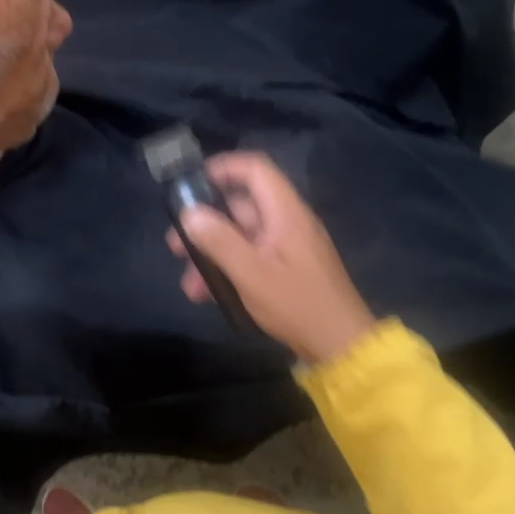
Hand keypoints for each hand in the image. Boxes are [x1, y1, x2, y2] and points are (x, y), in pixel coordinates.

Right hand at [166, 151, 376, 364]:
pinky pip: (250, 258)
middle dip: (205, 224)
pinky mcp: (285, 270)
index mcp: (285, 214)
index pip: (255, 170)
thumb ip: (219, 240)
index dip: (223, 168)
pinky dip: (228, 270)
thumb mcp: (251, 273)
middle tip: (175, 245)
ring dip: (212, 254)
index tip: (190, 185)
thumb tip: (190, 213)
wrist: (339, 345)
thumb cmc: (296, 303)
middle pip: (241, 207)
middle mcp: (287, 223)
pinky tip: (207, 295)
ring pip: (241, 237)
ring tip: (189, 283)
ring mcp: (287, 248)